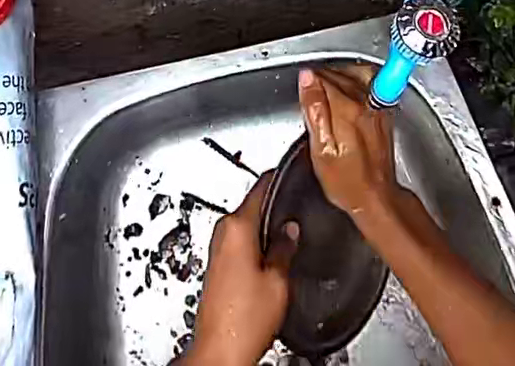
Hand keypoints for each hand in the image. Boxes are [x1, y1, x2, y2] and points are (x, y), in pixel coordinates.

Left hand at [181, 171, 299, 365]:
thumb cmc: (242, 321)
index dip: (278, 176)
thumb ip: (284, 248)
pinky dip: (255, 242)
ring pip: (247, 223)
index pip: (260, 186)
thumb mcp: (277, 282)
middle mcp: (223, 231)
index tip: (290, 167)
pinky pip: (240, 240)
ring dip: (265, 227)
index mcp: (237, 226)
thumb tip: (289, 229)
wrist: (219, 352)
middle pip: (253, 204)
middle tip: (297, 208)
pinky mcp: (217, 262)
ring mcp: (218, 246)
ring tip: (288, 236)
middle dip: (275, 207)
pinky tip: (271, 258)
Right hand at [298, 65, 403, 223]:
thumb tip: (307, 79)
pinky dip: (353, 81)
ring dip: (337, 76)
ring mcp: (376, 105)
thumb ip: (314, 109)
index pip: (322, 78)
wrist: (377, 198)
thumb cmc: (347, 181)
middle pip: (337, 74)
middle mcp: (364, 102)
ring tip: (324, 90)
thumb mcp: (321, 149)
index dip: (308, 81)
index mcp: (346, 109)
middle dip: (320, 78)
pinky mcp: (383, 111)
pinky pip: (367, 82)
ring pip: (353, 73)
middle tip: (309, 93)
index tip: (302, 90)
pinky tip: (344, 92)